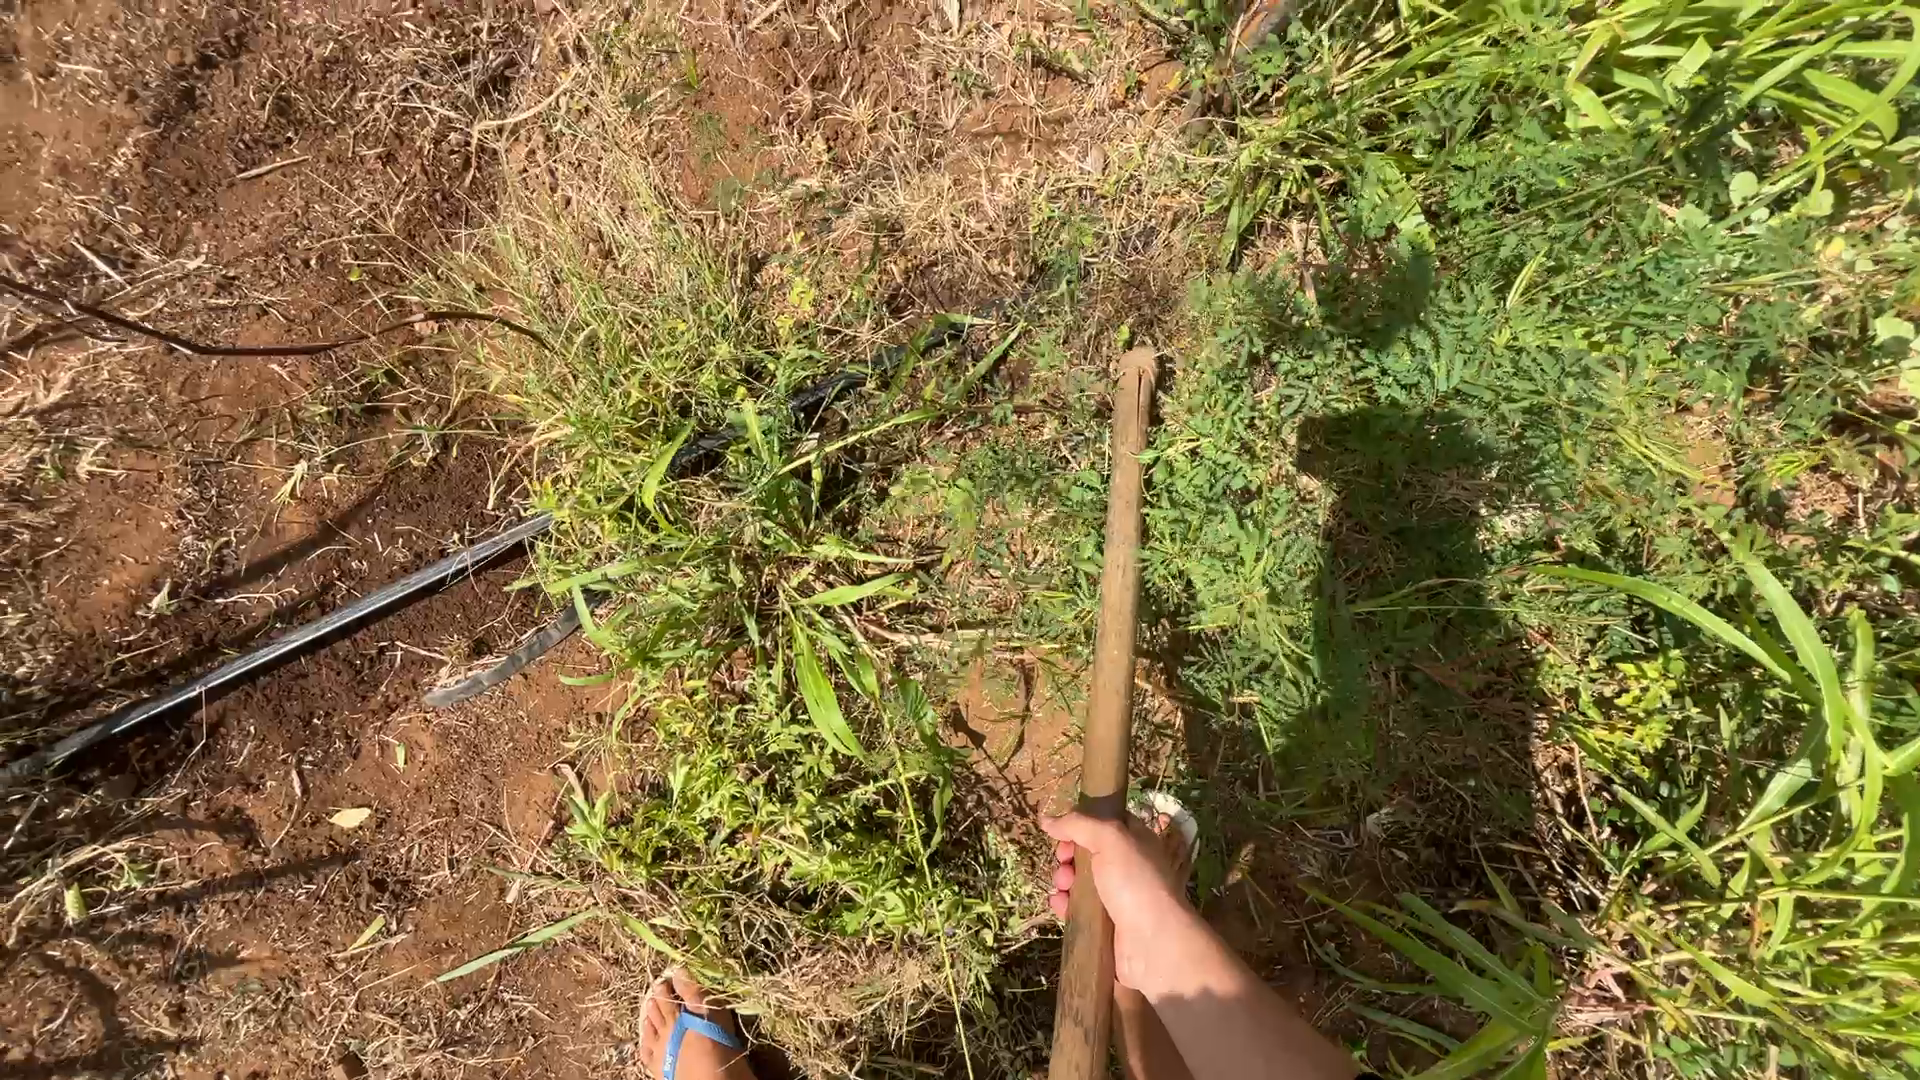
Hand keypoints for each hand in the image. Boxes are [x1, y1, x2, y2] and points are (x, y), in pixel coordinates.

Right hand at [1043, 811, 1207, 994]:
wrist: (1154, 944)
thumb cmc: (1135, 882)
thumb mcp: (1109, 839)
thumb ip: (1077, 824)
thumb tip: (1047, 820)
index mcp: (1134, 840)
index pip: (1104, 821)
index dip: (1081, 822)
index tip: (1063, 829)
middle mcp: (1126, 865)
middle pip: (1086, 850)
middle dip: (1068, 853)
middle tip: (1063, 860)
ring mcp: (1115, 895)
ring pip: (1079, 879)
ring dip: (1063, 878)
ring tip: (1062, 885)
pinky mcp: (1103, 922)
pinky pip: (1077, 907)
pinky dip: (1064, 903)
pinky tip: (1059, 904)